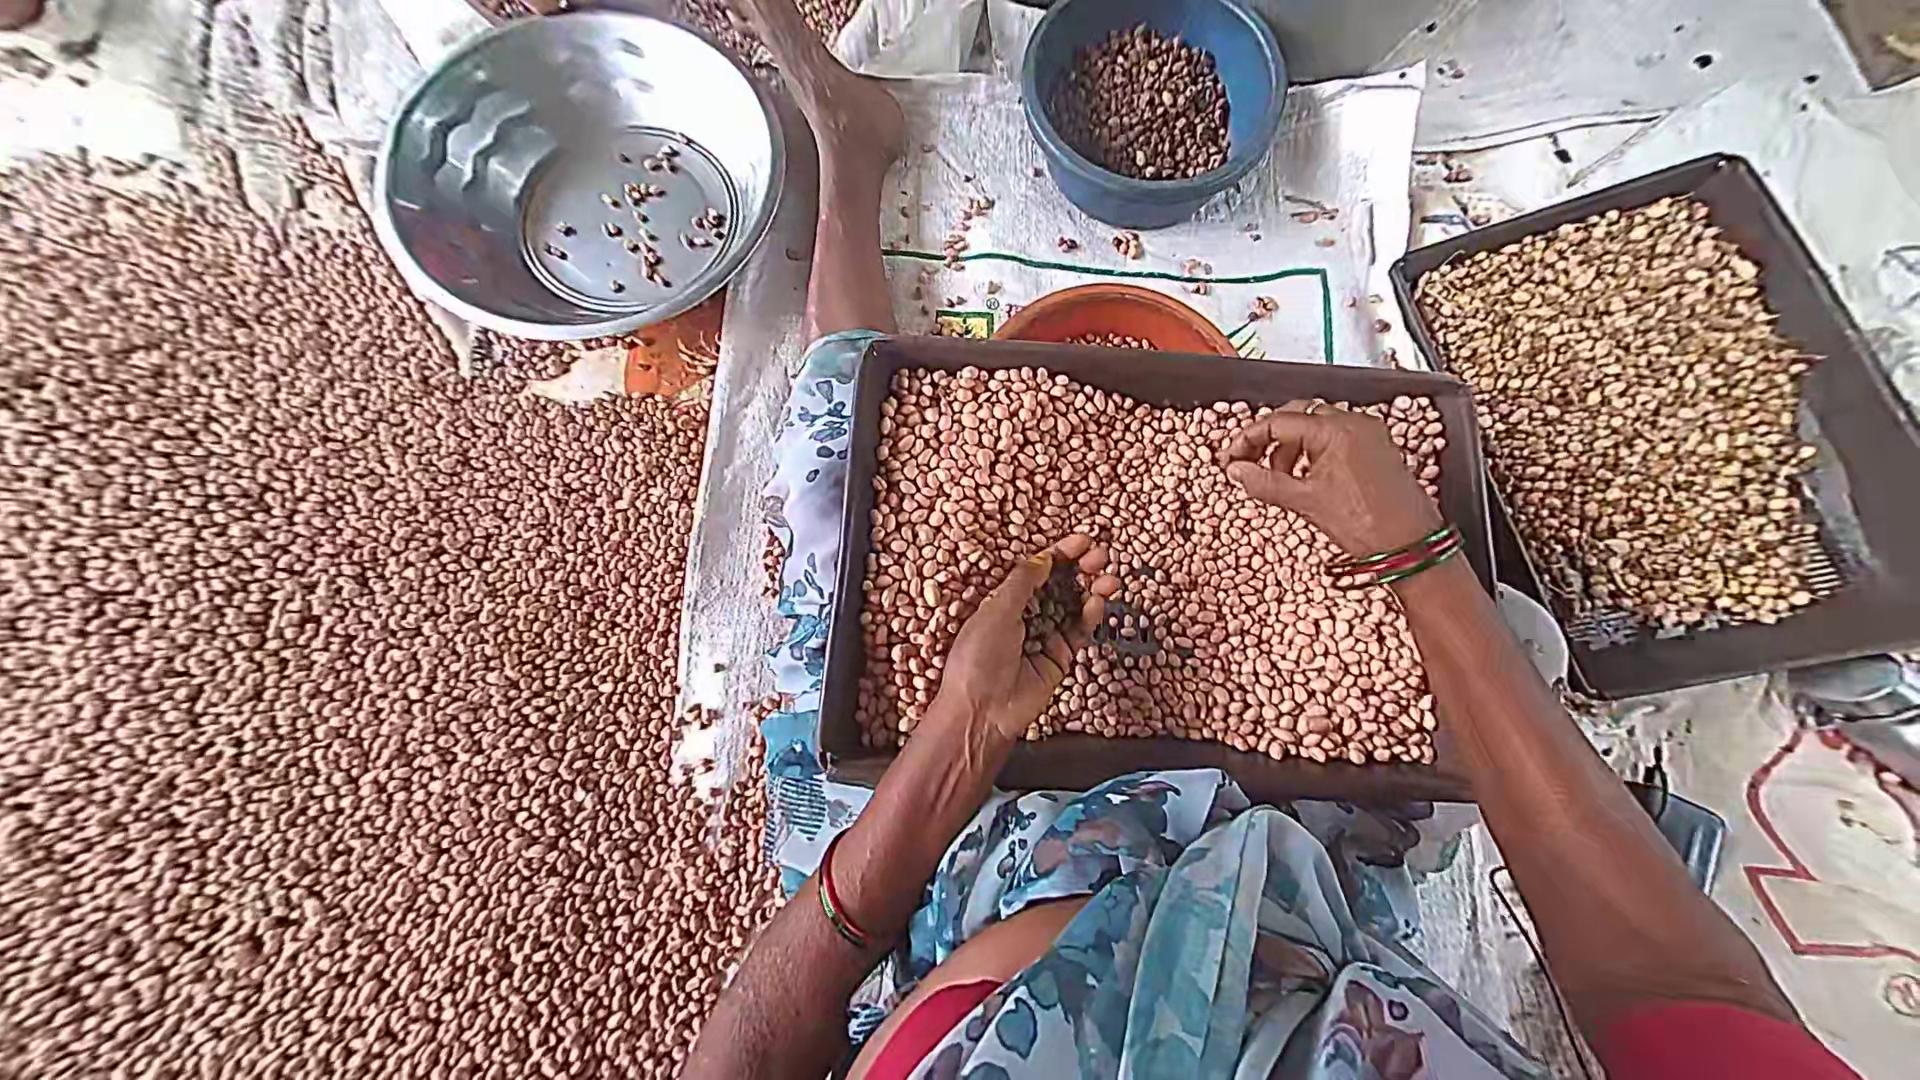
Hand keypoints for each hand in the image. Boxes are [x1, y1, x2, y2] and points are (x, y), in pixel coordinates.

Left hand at [930, 534, 1118, 741]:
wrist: (983, 709)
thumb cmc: (977, 659)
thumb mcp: (996, 610)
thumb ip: (1023, 582)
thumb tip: (1043, 558)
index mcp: (1005, 600)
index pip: (1038, 570)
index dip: (1060, 554)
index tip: (1081, 541)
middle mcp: (1026, 615)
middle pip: (1060, 584)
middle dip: (1081, 568)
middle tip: (1099, 556)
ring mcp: (1045, 635)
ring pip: (1074, 605)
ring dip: (1092, 588)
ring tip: (1108, 577)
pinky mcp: (1060, 656)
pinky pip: (1078, 630)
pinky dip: (1089, 615)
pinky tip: (1097, 601)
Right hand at [1220, 401, 1442, 556]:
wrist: (1411, 545)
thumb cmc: (1367, 523)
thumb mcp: (1304, 502)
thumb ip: (1264, 482)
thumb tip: (1236, 471)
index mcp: (1336, 431)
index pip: (1278, 422)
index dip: (1248, 440)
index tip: (1232, 459)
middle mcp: (1355, 424)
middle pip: (1295, 417)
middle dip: (1267, 440)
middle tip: (1248, 463)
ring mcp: (1367, 435)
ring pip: (1313, 427)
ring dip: (1287, 448)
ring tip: (1276, 477)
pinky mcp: (1374, 449)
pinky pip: (1332, 439)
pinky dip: (1309, 453)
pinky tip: (1301, 478)